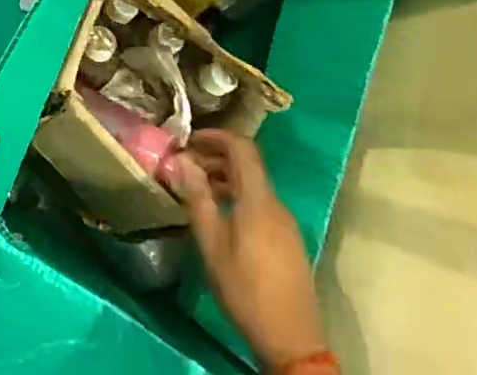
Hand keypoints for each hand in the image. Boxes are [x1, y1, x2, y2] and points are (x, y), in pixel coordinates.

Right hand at [166, 129, 325, 369]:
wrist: (292, 340)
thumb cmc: (245, 289)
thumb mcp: (212, 244)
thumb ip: (198, 198)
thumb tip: (183, 161)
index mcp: (258, 200)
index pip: (242, 148)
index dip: (216, 136)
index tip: (189, 140)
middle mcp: (276, 203)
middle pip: (248, 164)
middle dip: (215, 156)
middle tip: (186, 165)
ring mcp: (285, 222)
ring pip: (253, 184)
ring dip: (225, 178)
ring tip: (196, 189)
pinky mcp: (287, 239)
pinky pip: (260, 203)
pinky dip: (237, 196)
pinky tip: (219, 214)